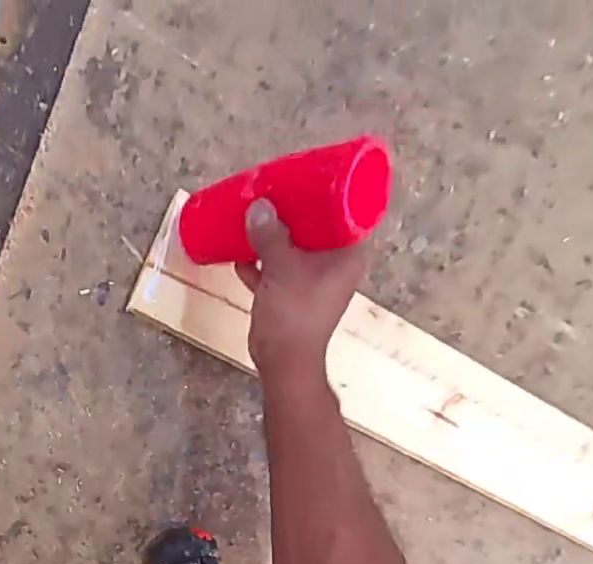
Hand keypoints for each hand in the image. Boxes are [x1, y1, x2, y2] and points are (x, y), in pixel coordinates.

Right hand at [234, 199, 371, 382]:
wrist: (284, 361)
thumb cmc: (294, 315)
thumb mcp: (282, 268)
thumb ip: (270, 236)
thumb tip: (259, 206)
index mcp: (350, 253)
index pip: (351, 209)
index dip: (332, 190)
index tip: (312, 174)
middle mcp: (338, 264)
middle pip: (319, 226)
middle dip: (296, 211)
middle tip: (278, 189)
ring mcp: (315, 282)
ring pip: (296, 248)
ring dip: (276, 236)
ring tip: (256, 215)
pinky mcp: (293, 297)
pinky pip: (278, 270)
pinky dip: (262, 262)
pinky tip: (241, 252)